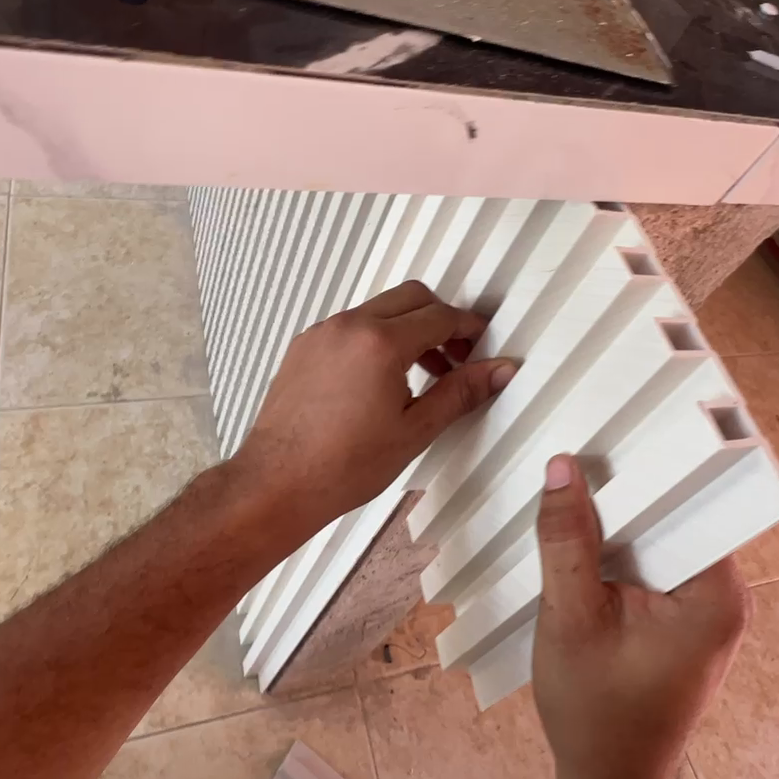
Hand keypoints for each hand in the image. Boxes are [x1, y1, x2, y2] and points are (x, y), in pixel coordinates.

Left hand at [228, 281, 518, 535]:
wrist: (277, 481)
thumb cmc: (346, 465)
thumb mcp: (414, 430)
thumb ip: (460, 392)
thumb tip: (501, 370)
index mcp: (380, 343)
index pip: (439, 316)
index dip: (468, 327)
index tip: (482, 343)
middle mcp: (349, 325)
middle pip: (410, 297)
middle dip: (439, 318)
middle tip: (457, 356)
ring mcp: (322, 332)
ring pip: (379, 309)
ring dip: (407, 328)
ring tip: (423, 373)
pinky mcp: (304, 346)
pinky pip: (350, 326)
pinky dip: (375, 337)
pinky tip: (381, 379)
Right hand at [532, 455, 750, 778]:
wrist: (607, 778)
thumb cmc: (595, 710)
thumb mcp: (571, 618)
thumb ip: (567, 541)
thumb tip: (563, 466)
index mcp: (715, 592)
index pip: (694, 498)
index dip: (649, 460)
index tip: (608, 427)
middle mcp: (721, 590)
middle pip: (673, 509)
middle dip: (621, 486)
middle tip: (575, 451)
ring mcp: (702, 601)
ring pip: (655, 530)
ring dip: (613, 515)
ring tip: (571, 483)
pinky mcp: (680, 611)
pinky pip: (648, 554)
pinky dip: (615, 542)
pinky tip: (579, 529)